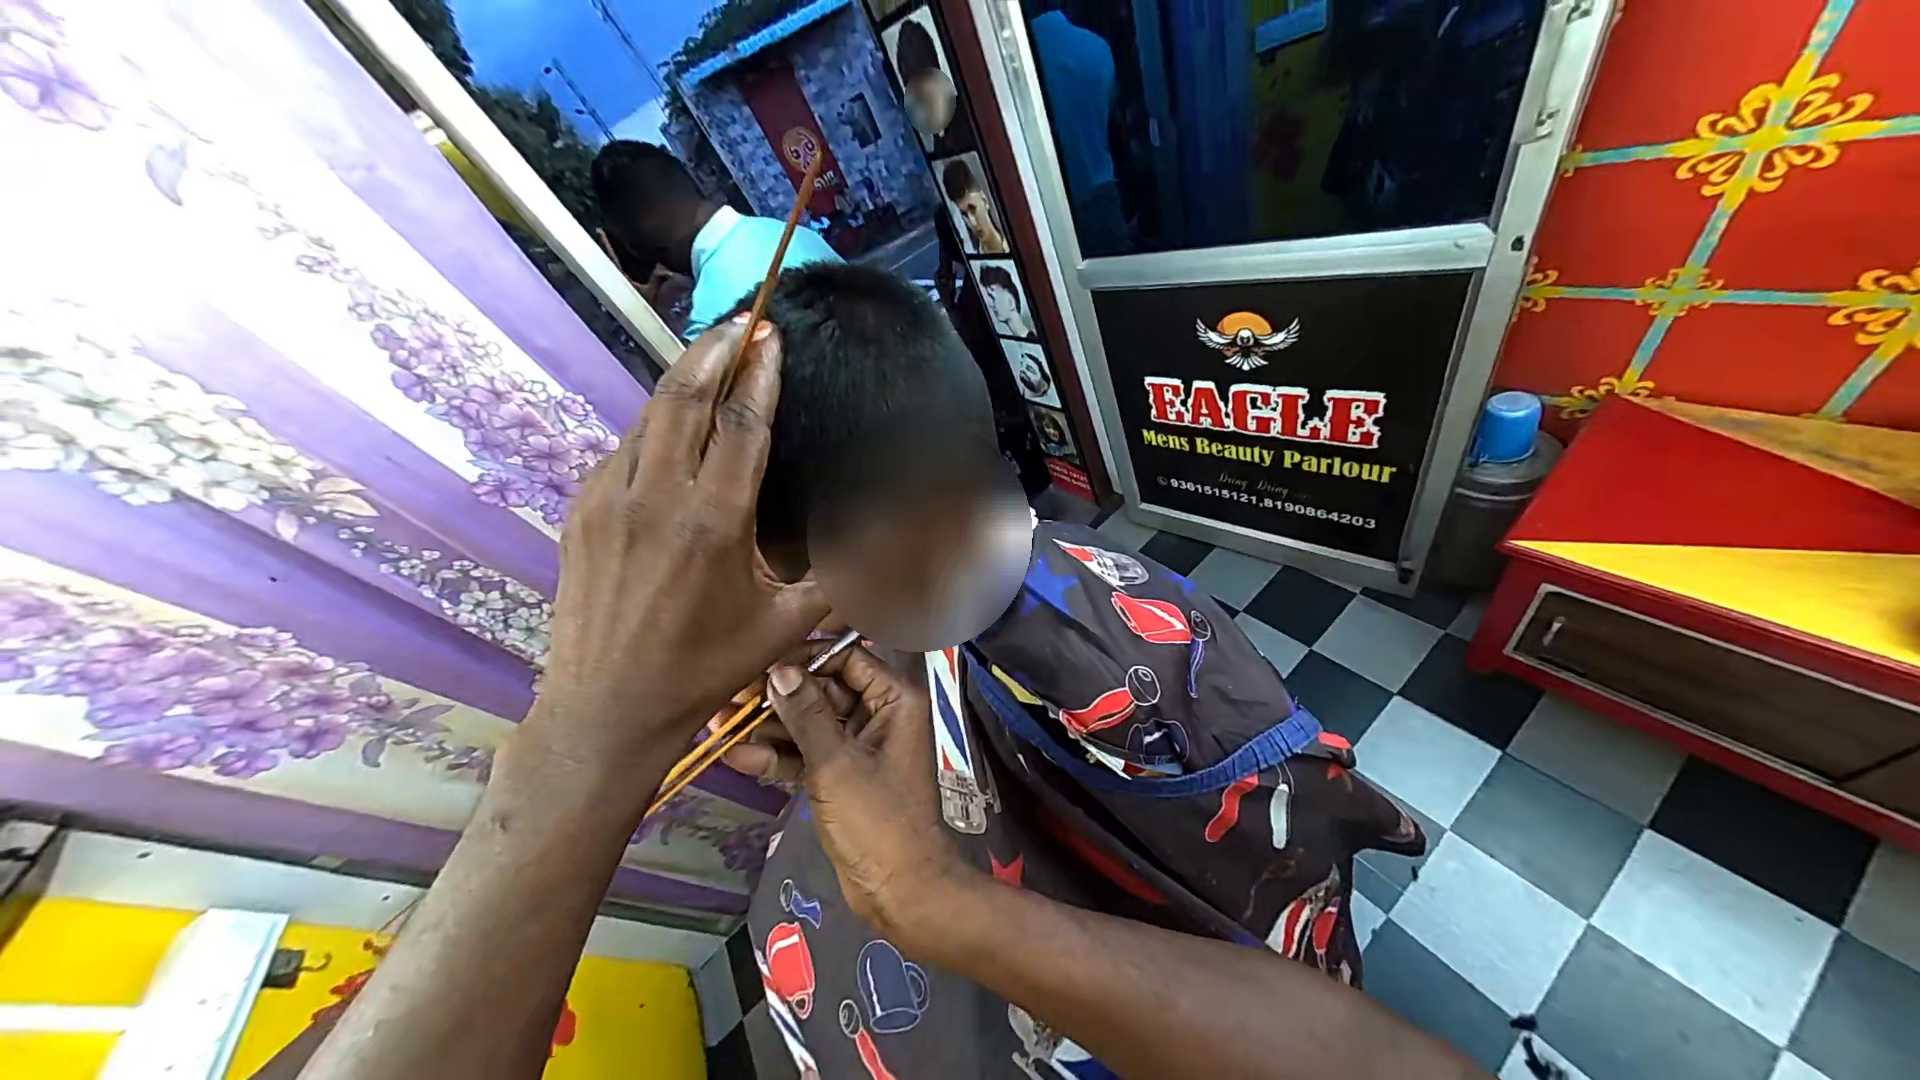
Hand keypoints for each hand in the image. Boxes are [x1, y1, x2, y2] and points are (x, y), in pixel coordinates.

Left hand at [522, 315, 828, 777]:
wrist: (607, 707)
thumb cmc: (705, 667)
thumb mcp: (786, 625)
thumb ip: (839, 577)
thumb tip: (885, 547)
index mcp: (713, 523)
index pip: (741, 425)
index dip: (759, 374)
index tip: (769, 334)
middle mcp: (657, 498)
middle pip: (684, 398)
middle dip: (714, 350)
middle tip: (740, 322)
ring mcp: (610, 500)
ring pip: (649, 417)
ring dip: (682, 382)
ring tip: (711, 358)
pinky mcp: (582, 512)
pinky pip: (624, 450)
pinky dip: (655, 425)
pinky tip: (674, 426)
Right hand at [755, 648, 976, 943]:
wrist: (898, 890)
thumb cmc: (877, 820)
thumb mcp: (836, 762)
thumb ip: (805, 714)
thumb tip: (779, 672)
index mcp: (894, 700)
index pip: (848, 658)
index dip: (807, 658)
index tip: (765, 663)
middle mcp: (879, 714)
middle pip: (824, 689)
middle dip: (780, 696)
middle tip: (734, 696)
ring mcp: (859, 745)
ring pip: (811, 723)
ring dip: (771, 728)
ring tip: (722, 725)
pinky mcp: (841, 773)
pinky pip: (808, 753)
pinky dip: (780, 756)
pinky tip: (740, 757)